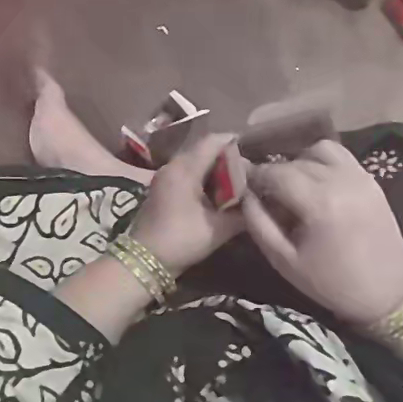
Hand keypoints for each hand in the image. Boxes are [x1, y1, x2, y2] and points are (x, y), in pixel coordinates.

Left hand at [129, 132, 245, 274]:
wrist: (144, 260)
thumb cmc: (181, 240)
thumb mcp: (218, 229)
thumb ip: (242, 211)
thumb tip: (258, 200)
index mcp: (185, 169)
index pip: (213, 141)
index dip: (235, 144)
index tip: (255, 154)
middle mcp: (173, 166)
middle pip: (204, 150)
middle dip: (228, 158)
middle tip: (249, 172)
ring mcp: (165, 176)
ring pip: (195, 162)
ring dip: (216, 169)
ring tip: (237, 184)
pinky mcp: (162, 188)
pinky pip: (187, 173)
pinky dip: (203, 178)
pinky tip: (217, 195)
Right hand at [241, 140, 402, 325]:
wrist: (387, 292)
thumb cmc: (331, 282)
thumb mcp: (284, 260)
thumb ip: (258, 223)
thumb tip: (243, 194)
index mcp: (319, 202)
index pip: (275, 172)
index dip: (254, 176)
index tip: (242, 187)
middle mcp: (340, 180)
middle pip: (294, 160)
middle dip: (274, 172)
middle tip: (264, 194)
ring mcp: (359, 176)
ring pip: (317, 150)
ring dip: (299, 162)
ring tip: (292, 186)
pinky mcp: (370, 179)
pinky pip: (340, 155)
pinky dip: (321, 161)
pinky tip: (315, 184)